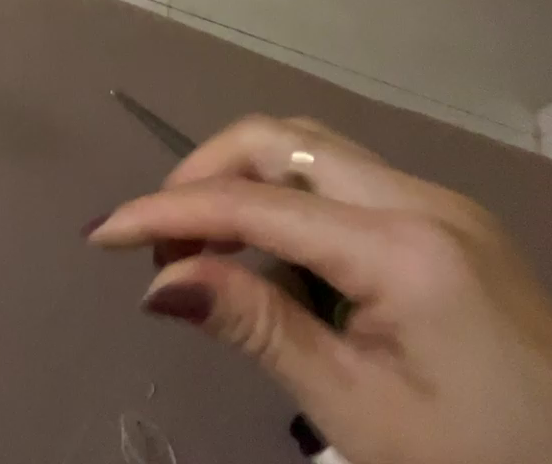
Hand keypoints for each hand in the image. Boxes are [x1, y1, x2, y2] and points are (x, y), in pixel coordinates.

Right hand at [85, 115, 551, 463]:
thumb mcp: (361, 411)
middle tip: (167, 242)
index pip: (252, 203)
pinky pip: (343, 183)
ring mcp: (443, 207)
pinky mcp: (452, 227)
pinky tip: (279, 262)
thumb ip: (256, 327)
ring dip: (244, 183)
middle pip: (281, 140)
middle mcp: (422, 200)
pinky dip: (287, 202)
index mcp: (404, 246)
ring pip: (312, 151)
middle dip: (204, 174)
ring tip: (210, 251)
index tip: (100, 234)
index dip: (164, 213)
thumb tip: (158, 281)